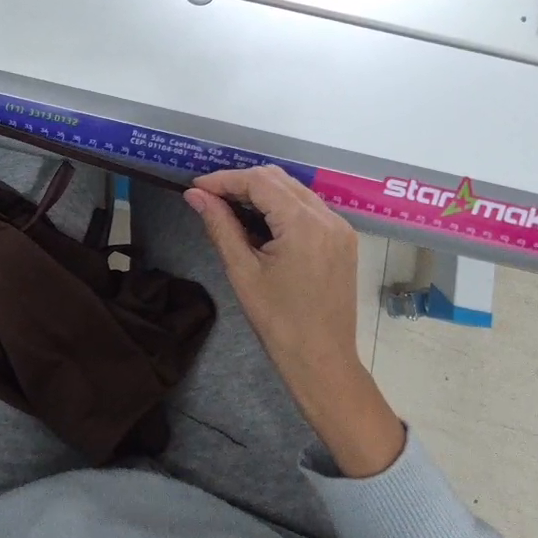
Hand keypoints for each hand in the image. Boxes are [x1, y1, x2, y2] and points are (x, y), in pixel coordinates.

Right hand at [187, 165, 404, 476]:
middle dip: (242, 182)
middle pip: (278, 179)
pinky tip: (260, 223)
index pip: (259, 182)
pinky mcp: (342, 240)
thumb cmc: (278, 320)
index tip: (196, 187)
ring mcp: (339, 228)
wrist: (321, 359)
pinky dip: (281, 206)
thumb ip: (220, 225)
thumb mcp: (242, 270)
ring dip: (261, 192)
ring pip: (294, 190)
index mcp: (304, 224)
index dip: (224, 179)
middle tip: (209, 197)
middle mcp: (328, 217)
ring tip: (229, 208)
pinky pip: (308, 208)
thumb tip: (195, 195)